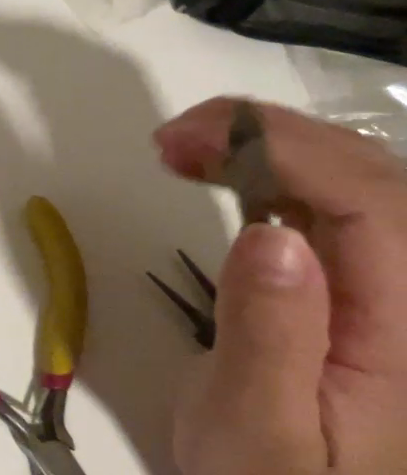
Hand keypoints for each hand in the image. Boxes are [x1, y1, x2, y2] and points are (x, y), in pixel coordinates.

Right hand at [155, 99, 406, 474]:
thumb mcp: (257, 423)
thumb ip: (271, 332)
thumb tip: (271, 234)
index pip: (376, 204)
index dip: (282, 146)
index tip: (182, 141)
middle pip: (378, 179)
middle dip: (273, 133)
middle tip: (172, 140)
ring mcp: (399, 296)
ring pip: (366, 181)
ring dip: (275, 145)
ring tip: (187, 152)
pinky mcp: (368, 291)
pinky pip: (346, 204)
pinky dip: (282, 169)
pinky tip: (226, 174)